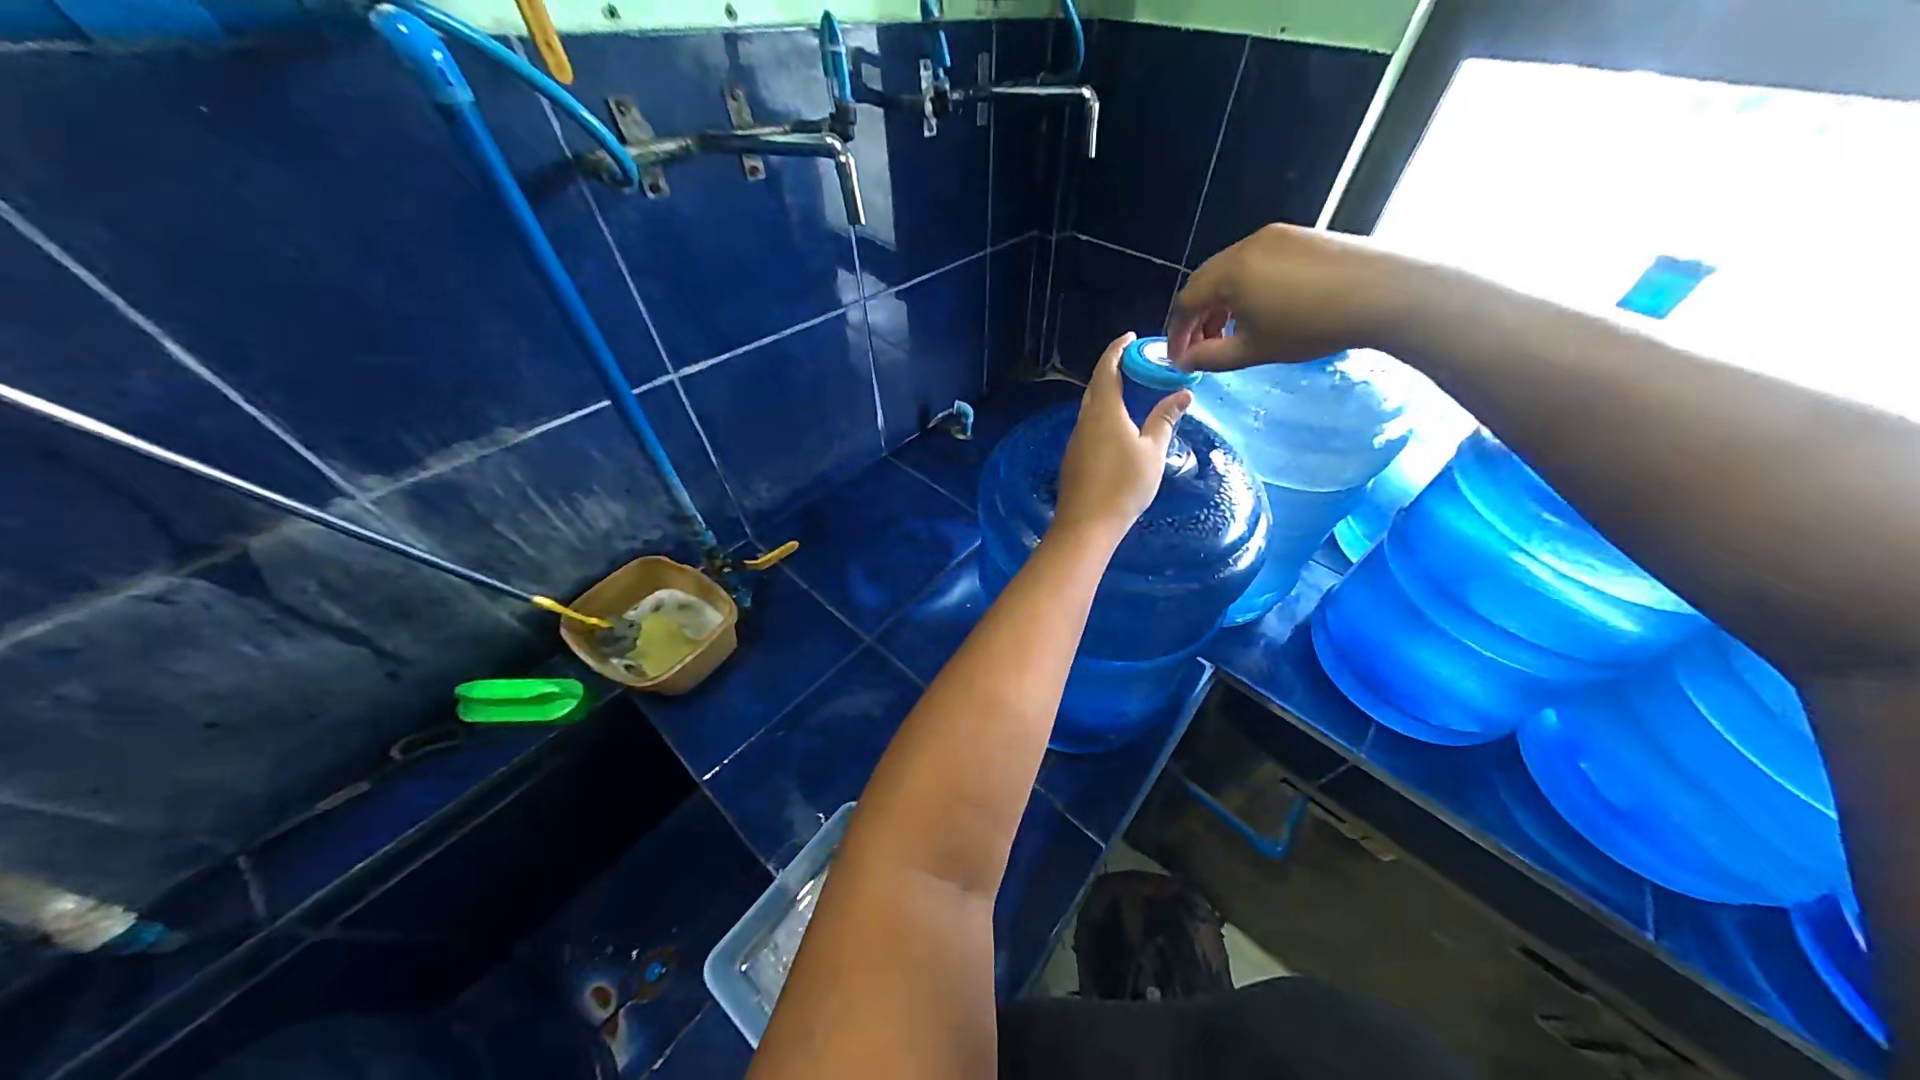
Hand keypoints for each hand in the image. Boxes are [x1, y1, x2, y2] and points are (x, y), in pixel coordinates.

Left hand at [1053, 333, 1191, 544]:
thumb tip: (1182, 395)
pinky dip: (1103, 414)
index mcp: (1104, 411)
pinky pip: (1089, 425)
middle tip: (1135, 362)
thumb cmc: (1124, 485)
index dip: (1118, 350)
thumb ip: (1165, 420)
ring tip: (1130, 390)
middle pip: (1097, 386)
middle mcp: (1085, 420)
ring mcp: (1076, 439)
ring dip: (1108, 393)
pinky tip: (1117, 425)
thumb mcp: (1152, 451)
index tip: (1131, 337)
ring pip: (1091, 407)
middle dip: (1113, 369)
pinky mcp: (1074, 457)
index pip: (1107, 369)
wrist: (1086, 524)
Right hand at [1167, 223, 1404, 371]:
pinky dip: (1246, 288)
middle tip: (1202, 347)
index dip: (1178, 333)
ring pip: (1231, 271)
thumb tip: (1186, 360)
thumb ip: (1212, 357)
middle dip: (1197, 317)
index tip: (1180, 359)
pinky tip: (1262, 311)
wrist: (1383, 292)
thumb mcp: (1254, 350)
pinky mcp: (1299, 237)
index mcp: (1228, 272)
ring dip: (1221, 303)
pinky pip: (1257, 262)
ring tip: (1231, 333)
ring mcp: (1275, 237)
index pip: (1185, 301)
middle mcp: (1245, 246)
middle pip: (1205, 282)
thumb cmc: (1311, 326)